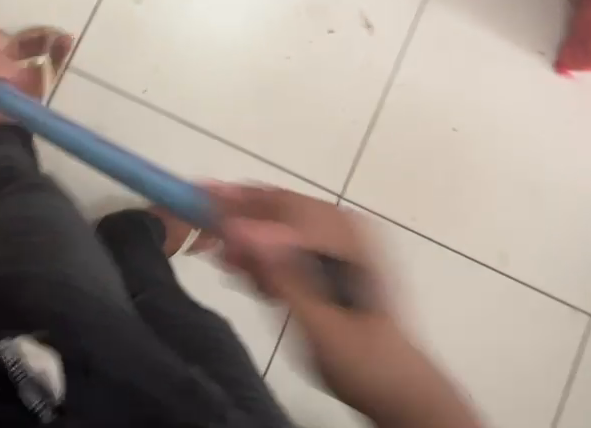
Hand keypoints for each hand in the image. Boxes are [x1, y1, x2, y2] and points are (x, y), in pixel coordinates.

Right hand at [212, 185, 479, 427]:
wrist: (396, 388)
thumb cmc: (361, 360)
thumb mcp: (318, 323)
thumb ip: (282, 275)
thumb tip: (242, 230)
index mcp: (349, 233)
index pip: (283, 205)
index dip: (238, 201)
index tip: (199, 201)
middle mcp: (344, 225)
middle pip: (278, 207)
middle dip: (236, 214)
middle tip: (195, 223)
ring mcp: (338, 238)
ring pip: (278, 221)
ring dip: (245, 233)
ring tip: (216, 250)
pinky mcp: (329, 255)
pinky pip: (285, 238)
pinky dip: (260, 250)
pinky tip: (244, 268)